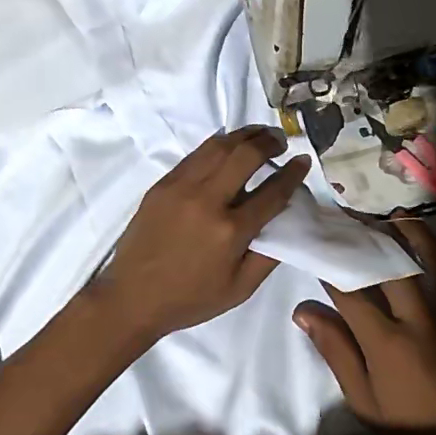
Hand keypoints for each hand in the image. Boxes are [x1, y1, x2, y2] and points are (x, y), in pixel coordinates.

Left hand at [91, 126, 310, 343]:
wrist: (131, 298)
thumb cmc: (191, 299)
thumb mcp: (240, 289)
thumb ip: (269, 255)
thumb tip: (287, 220)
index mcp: (230, 231)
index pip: (272, 192)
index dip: (293, 173)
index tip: (303, 161)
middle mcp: (206, 201)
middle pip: (245, 155)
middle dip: (269, 142)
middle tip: (281, 142)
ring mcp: (180, 188)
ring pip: (218, 146)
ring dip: (244, 136)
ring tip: (259, 136)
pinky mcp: (163, 184)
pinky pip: (196, 155)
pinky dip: (218, 145)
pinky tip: (228, 147)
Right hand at [295, 221, 435, 434]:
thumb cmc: (407, 428)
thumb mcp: (361, 398)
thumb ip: (335, 350)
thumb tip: (302, 310)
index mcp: (387, 341)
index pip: (351, 291)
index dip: (332, 266)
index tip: (318, 246)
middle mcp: (420, 319)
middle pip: (394, 265)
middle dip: (371, 239)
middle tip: (354, 221)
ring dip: (418, 234)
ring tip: (400, 216)